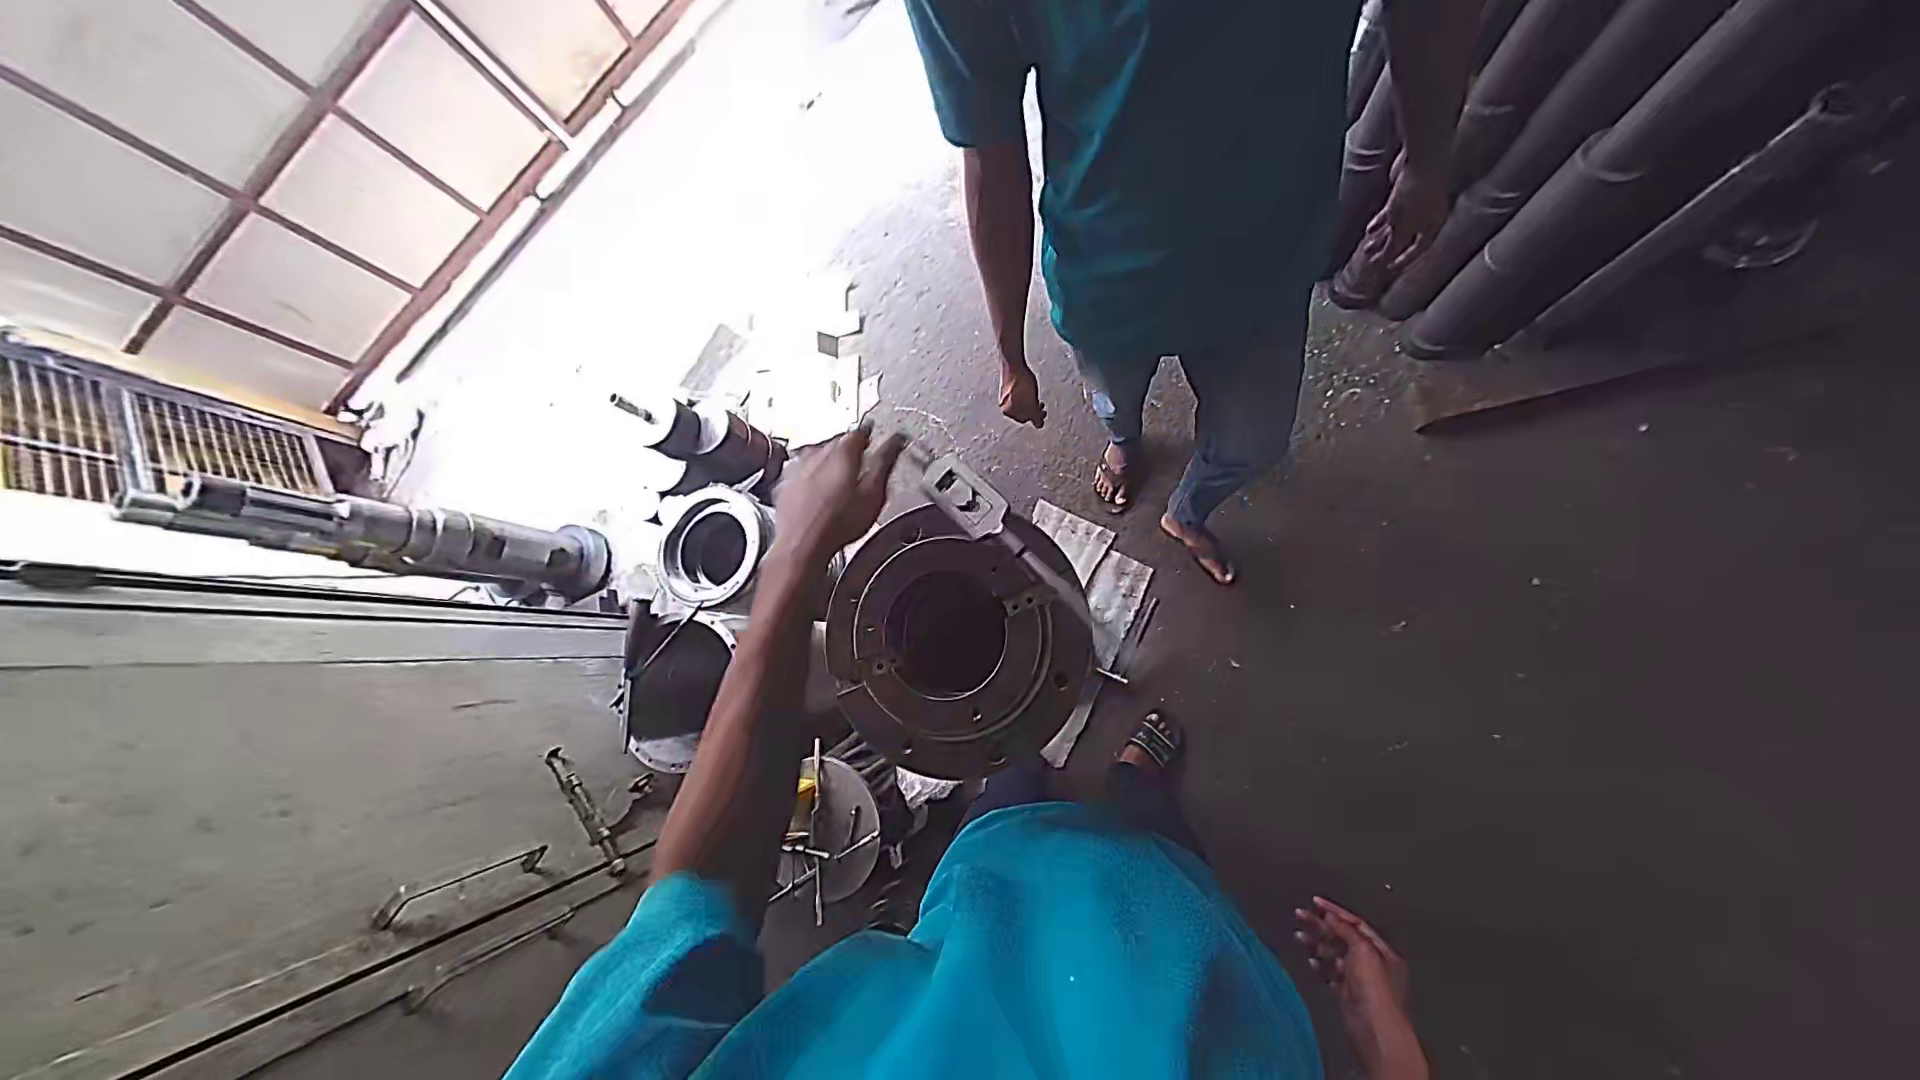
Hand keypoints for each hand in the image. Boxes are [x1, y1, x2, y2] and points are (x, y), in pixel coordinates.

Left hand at [771, 425, 905, 563]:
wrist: (802, 545)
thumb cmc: (837, 524)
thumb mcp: (873, 494)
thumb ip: (884, 464)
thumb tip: (894, 443)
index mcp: (841, 453)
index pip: (858, 434)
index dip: (869, 438)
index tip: (874, 442)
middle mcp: (816, 456)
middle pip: (836, 444)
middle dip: (849, 451)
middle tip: (861, 464)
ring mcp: (798, 470)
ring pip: (818, 458)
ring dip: (830, 465)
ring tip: (841, 482)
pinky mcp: (786, 486)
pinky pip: (803, 475)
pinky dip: (813, 480)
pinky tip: (819, 495)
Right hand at [999, 362, 1046, 428]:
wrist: (1014, 364)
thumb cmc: (1022, 384)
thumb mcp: (1032, 404)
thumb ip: (1036, 417)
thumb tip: (1039, 425)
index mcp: (1007, 411)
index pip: (1024, 419)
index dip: (1035, 417)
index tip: (1043, 412)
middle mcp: (1004, 405)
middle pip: (1022, 412)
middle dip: (1033, 409)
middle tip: (1041, 405)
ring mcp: (1005, 395)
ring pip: (1021, 403)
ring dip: (1031, 402)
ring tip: (1037, 396)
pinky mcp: (1007, 386)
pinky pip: (1019, 394)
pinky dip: (1026, 394)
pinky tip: (1030, 389)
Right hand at [1295, 897, 1428, 1079]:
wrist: (1373, 1028)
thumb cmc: (1376, 991)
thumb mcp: (1362, 950)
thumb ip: (1345, 929)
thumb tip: (1330, 916)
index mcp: (1381, 951)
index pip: (1355, 923)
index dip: (1334, 911)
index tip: (1316, 902)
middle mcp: (1372, 964)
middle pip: (1342, 937)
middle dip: (1320, 925)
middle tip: (1301, 915)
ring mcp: (1360, 979)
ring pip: (1334, 953)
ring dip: (1316, 943)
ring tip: (1300, 936)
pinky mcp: (1348, 993)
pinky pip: (1331, 972)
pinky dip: (1320, 964)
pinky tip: (1312, 961)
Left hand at [1362, 158, 1448, 272]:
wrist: (1423, 159)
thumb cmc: (1416, 195)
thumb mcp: (1402, 227)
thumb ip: (1393, 245)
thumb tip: (1385, 259)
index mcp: (1432, 227)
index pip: (1418, 249)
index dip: (1403, 261)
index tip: (1389, 269)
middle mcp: (1427, 217)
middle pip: (1406, 238)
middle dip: (1387, 250)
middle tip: (1371, 260)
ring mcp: (1418, 204)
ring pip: (1398, 225)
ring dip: (1381, 237)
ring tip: (1366, 247)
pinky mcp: (1407, 192)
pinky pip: (1393, 211)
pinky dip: (1382, 221)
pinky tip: (1370, 229)